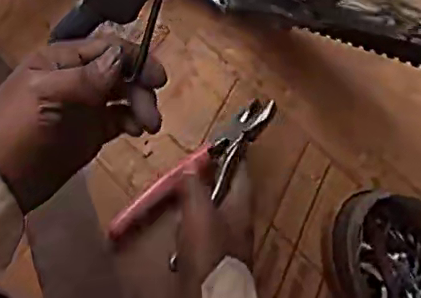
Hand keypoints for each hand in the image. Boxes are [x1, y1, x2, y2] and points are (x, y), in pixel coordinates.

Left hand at [0, 36, 167, 211]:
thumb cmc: (15, 125)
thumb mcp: (45, 95)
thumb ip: (83, 78)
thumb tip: (119, 58)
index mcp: (61, 58)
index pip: (104, 47)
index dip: (133, 57)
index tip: (157, 77)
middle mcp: (76, 75)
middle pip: (118, 70)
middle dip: (140, 84)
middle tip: (152, 113)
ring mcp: (84, 103)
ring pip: (122, 92)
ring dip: (140, 102)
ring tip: (148, 125)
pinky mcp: (89, 130)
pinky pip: (118, 116)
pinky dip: (131, 119)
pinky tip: (135, 130)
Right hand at [174, 165, 254, 297]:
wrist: (209, 296)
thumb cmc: (208, 250)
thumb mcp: (198, 209)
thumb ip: (195, 184)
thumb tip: (191, 167)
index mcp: (240, 208)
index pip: (241, 172)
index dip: (232, 154)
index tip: (222, 138)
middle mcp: (238, 222)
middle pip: (226, 190)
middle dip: (210, 175)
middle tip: (192, 161)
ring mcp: (228, 240)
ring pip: (213, 208)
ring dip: (198, 197)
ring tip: (180, 187)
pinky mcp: (214, 255)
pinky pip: (203, 226)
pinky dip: (191, 218)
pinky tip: (179, 220)